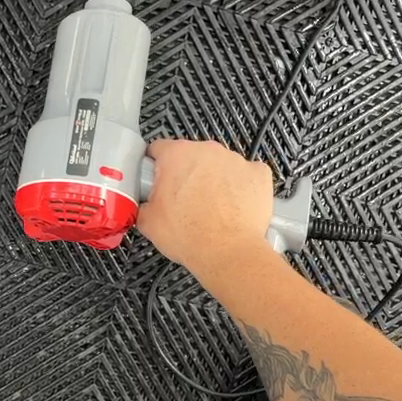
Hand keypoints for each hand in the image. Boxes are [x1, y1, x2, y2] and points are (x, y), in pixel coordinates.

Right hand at [135, 139, 277, 278]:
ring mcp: (235, 161)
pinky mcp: (258, 174)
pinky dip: (238, 186)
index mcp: (177, 156)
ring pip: (217, 165)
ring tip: (207, 208)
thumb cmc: (191, 236)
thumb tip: (146, 203)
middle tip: (180, 202)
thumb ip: (143, 202)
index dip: (154, 166)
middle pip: (190, 156)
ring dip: (211, 180)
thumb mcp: (147, 221)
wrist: (227, 252)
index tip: (156, 179)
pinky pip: (245, 174)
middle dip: (185, 175)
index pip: (158, 148)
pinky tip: (231, 205)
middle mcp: (207, 152)